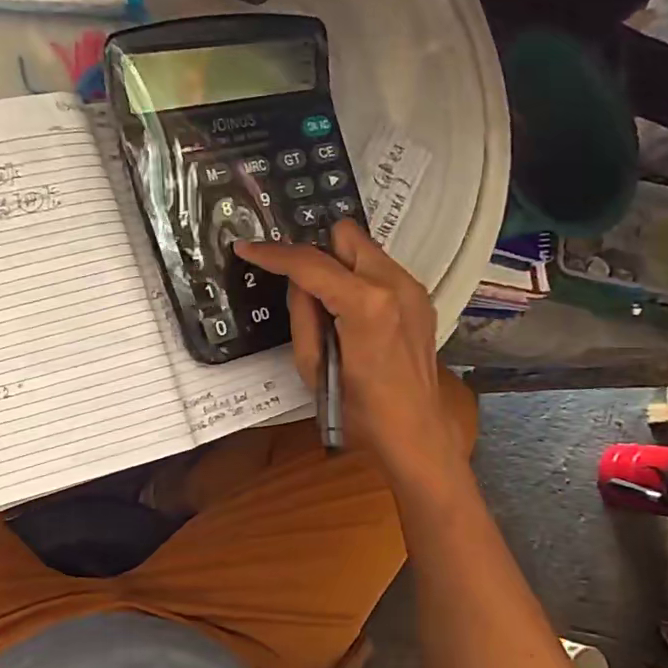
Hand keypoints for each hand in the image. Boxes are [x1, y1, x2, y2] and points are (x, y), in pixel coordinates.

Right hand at [235, 221, 451, 477]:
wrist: (415, 431)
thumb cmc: (359, 411)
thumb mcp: (313, 367)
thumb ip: (302, 315)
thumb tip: (298, 283)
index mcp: (365, 304)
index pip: (310, 264)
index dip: (273, 253)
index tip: (247, 247)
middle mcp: (394, 284)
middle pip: (344, 236)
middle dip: (316, 252)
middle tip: (299, 284)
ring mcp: (412, 289)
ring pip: (364, 248)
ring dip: (339, 265)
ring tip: (327, 306)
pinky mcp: (420, 298)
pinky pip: (381, 269)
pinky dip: (359, 279)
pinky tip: (351, 314)